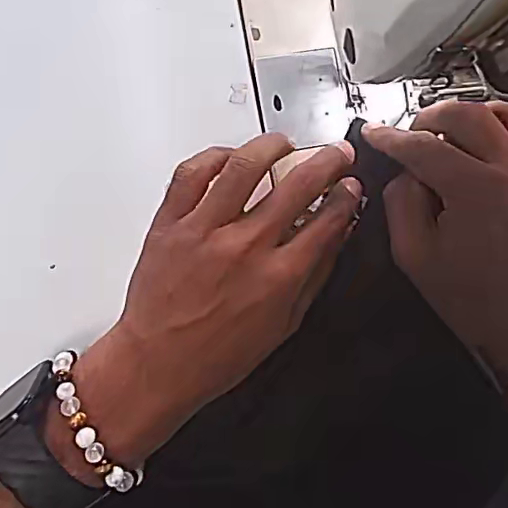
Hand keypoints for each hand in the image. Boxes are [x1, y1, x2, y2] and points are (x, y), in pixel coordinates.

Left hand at [64, 134, 361, 470]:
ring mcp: (204, 231)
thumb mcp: (283, 325)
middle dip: (327, 161)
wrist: (158, 364)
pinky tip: (229, 158)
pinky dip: (214, 156)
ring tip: (282, 143)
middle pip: (298, 184)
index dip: (345, 195)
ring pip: (245, 166)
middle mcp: (244, 248)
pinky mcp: (170, 223)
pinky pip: (191, 174)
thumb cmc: (216, 354)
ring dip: (272, 145)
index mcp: (278, 277)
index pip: (327, 220)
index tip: (348, 186)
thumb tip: (334, 238)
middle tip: (333, 154)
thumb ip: (313, 277)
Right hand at [364, 103, 507, 390]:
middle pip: (469, 114)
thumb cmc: (477, 304)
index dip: (391, 137)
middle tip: (416, 133)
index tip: (379, 135)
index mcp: (476, 191)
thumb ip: (400, 201)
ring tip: (461, 136)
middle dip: (432, 116)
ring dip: (480, 118)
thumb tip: (405, 171)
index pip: (423, 144)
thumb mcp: (413, 256)